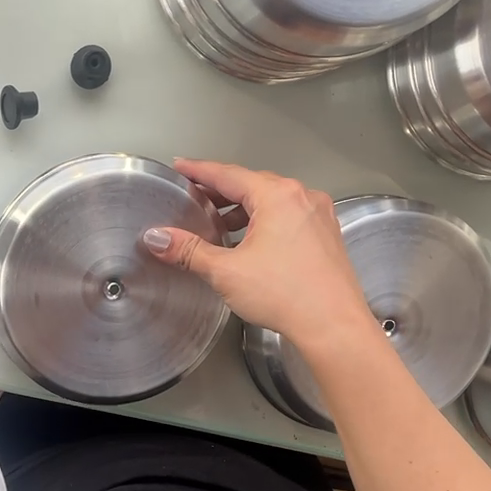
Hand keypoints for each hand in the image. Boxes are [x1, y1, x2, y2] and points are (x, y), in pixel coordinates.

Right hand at [142, 159, 376, 356]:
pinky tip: (249, 242)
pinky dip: (263, 222)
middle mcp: (302, 197)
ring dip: (242, 210)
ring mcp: (317, 215)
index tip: (181, 166)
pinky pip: (288, 217)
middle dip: (220, 192)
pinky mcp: (325, 235)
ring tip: (218, 226)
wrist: (332, 324)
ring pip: (271, 202)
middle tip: (195, 198)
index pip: (228, 174)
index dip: (200, 170)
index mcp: (277, 196)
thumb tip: (158, 238)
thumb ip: (189, 251)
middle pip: (251, 185)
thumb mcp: (225, 272)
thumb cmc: (285, 294)